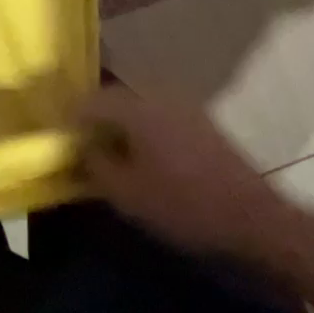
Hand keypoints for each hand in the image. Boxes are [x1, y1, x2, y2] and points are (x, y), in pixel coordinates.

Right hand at [78, 86, 311, 267]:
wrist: (253, 218)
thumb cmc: (184, 204)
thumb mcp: (127, 194)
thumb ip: (96, 166)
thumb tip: (80, 147)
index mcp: (136, 107)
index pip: (90, 99)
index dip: (71, 116)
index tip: (59, 134)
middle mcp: (159, 95)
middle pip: (116, 96)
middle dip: (96, 115)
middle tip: (83, 139)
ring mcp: (185, 104)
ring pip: (140, 104)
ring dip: (122, 121)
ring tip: (112, 147)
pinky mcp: (202, 121)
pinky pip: (160, 114)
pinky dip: (145, 127)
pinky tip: (146, 153)